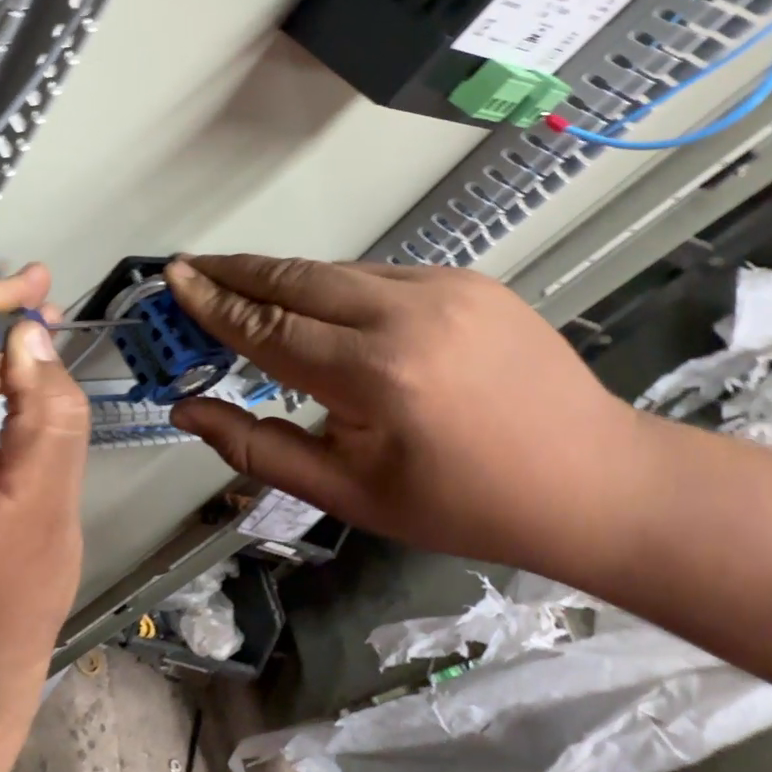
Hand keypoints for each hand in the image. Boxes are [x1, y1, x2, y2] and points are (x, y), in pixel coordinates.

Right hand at [163, 255, 649, 571]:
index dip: (212, 302)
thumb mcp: (347, 494)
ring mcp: (442, 289)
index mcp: (373, 376)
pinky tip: (315, 306)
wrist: (599, 482)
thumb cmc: (461, 503)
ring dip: (278, 278)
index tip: (172, 278)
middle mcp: (405, 315)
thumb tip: (184, 409)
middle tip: (189, 268)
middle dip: (233, 271)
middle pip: (292, 278)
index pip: (265, 326)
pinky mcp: (466, 279)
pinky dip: (329, 286)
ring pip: (330, 271)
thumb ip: (255, 449)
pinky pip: (372, 274)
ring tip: (239, 286)